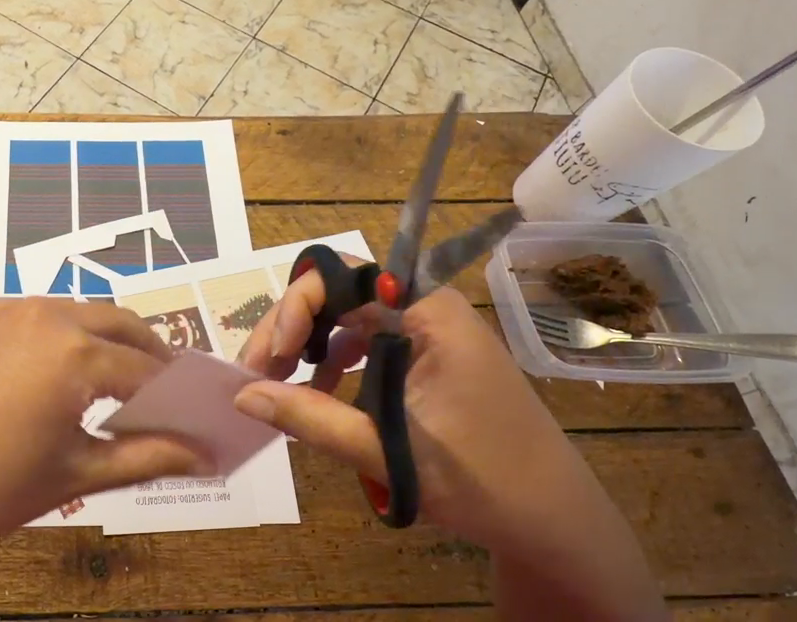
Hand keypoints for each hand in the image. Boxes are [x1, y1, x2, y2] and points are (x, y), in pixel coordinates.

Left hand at [0, 298, 210, 618]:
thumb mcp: (74, 477)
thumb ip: (146, 458)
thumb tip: (205, 455)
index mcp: (76, 353)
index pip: (147, 369)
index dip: (174, 393)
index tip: (190, 411)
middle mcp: (45, 314)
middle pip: (117, 321)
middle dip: (146, 351)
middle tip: (157, 389)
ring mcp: (3, 307)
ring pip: (72, 311)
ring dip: (99, 336)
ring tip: (102, 379)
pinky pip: (28, 314)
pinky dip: (52, 334)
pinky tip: (41, 373)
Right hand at [234, 268, 577, 547]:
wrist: (555, 520)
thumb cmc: (479, 479)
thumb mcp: (385, 451)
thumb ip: (310, 417)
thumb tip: (242, 394)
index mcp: (425, 311)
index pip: (338, 276)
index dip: (295, 307)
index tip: (272, 358)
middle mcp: (425, 307)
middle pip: (337, 293)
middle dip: (291, 328)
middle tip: (259, 374)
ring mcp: (427, 331)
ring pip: (347, 315)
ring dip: (308, 345)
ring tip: (279, 386)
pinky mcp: (428, 356)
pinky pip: (367, 339)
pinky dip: (335, 361)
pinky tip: (318, 394)